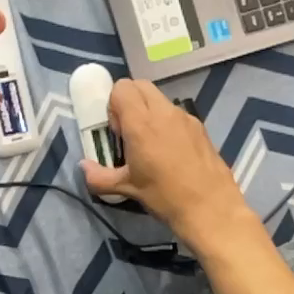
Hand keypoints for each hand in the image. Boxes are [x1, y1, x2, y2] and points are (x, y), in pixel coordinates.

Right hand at [82, 79, 257, 244]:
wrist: (210, 208)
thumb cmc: (165, 197)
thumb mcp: (127, 189)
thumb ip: (99, 177)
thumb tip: (83, 167)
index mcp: (142, 124)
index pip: (122, 88)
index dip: (113, 105)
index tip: (116, 131)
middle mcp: (164, 113)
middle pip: (140, 85)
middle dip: (129, 101)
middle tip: (127, 132)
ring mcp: (185, 117)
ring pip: (159, 98)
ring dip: (148, 111)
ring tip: (149, 143)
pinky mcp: (200, 127)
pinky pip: (175, 113)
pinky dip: (166, 122)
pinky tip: (170, 152)